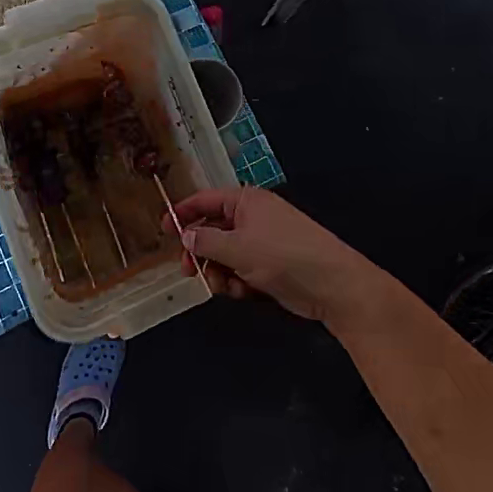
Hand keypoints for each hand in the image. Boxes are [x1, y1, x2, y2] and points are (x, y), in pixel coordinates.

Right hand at [169, 188, 388, 326]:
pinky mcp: (269, 267)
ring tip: (225, 285)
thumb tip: (186, 234)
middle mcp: (253, 218)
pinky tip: (243, 292)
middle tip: (188, 270)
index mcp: (247, 201)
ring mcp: (262, 243)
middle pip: (213, 230)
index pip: (207, 199)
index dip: (184, 212)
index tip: (163, 229)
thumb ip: (206, 241)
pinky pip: (240, 271)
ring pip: (225, 255)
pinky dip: (237, 282)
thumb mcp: (237, 246)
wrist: (329, 283)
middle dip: (200, 251)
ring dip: (219, 272)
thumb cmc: (283, 255)